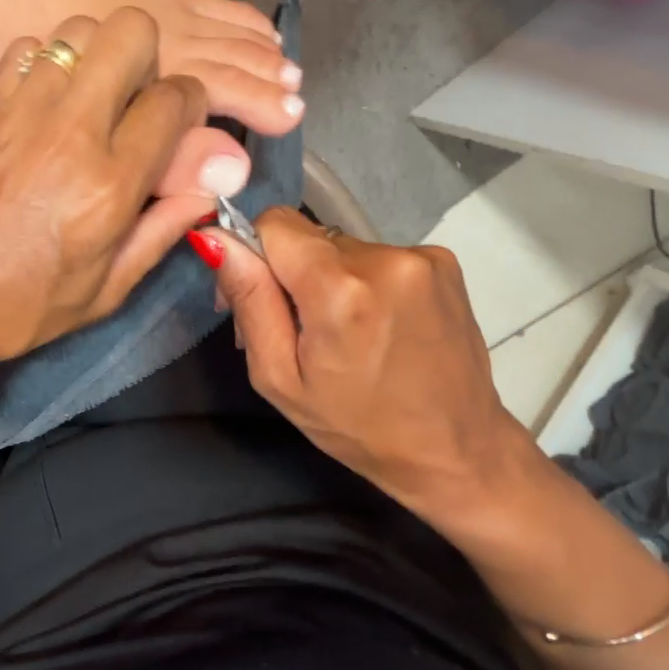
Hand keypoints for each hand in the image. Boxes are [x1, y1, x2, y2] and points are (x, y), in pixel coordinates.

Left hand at [0, 9, 232, 420]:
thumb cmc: (19, 313)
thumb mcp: (104, 292)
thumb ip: (163, 229)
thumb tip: (215, 182)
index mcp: (108, 187)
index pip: (176, 98)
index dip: (187, 108)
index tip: (174, 130)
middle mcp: (67, 135)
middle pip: (131, 33)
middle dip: (146, 60)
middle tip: (129, 106)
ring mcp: (18, 116)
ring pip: (77, 30)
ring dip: (93, 58)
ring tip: (84, 105)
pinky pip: (25, 49)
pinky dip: (43, 63)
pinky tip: (40, 107)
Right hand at [205, 209, 534, 514]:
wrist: (452, 445)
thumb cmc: (353, 425)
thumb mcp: (278, 378)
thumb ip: (250, 302)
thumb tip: (216, 240)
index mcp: (340, 289)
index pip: (275, 224)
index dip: (251, 253)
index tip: (249, 296)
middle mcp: (386, 258)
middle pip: (307, 239)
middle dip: (287, 275)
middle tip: (292, 333)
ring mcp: (422, 257)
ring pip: (340, 249)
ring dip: (325, 281)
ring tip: (337, 337)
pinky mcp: (443, 263)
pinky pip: (375, 258)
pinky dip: (360, 284)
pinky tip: (370, 328)